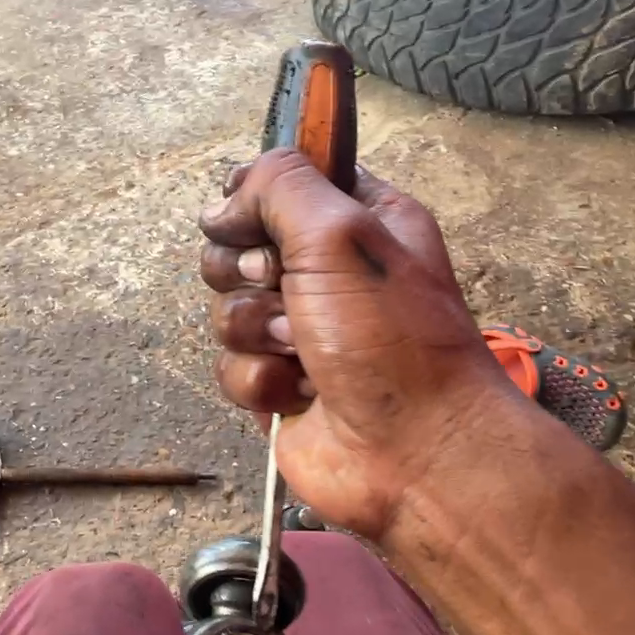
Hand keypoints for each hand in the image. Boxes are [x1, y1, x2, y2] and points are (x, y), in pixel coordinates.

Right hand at [200, 149, 538, 539]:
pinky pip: (230, 366)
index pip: (282, 184)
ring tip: (302, 351)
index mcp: (355, 223)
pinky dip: (259, 380)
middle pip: (236, 248)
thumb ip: (279, 187)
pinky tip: (297, 393)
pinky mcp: (276, 383)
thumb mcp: (341, 234)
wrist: (413, 451)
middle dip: (247, 272)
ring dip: (257, 332)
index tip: (252, 218)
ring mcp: (297, 331)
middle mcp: (324, 273)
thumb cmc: (390, 337)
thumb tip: (222, 204)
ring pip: (227, 310)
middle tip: (283, 288)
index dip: (254, 197)